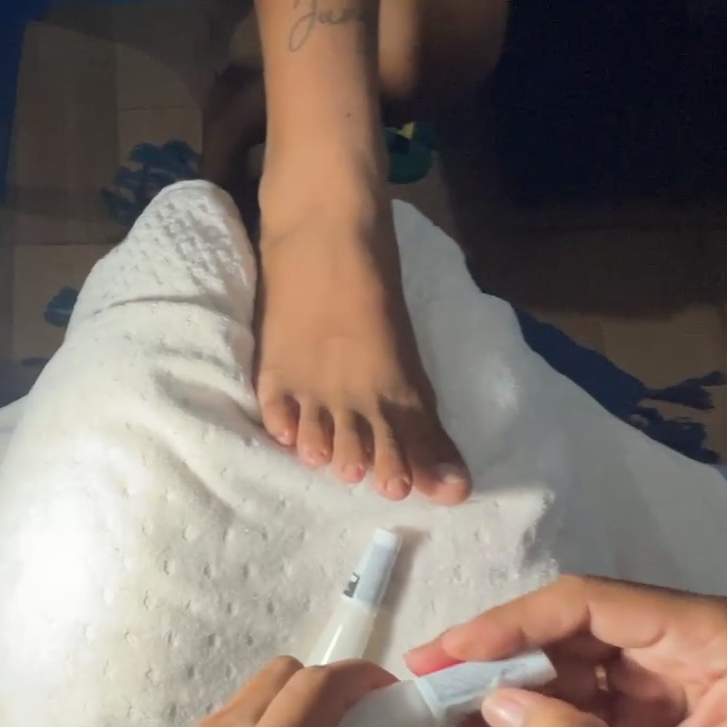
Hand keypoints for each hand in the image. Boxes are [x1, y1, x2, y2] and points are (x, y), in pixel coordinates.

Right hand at [251, 185, 470, 503]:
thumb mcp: (407, 341)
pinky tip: (289, 436)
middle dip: (372, 466)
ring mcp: (306, 384)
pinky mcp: (272, 369)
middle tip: (373, 478)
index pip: (406, 444)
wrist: (324, 233)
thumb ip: (422, 411)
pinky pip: (276, 412)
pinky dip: (284, 427)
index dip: (417, 469)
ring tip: (331, 462)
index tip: (428, 492)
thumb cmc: (376, 273)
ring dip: (328, 453)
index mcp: (393, 384)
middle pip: (360, 447)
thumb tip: (453, 480)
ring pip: (317, 438)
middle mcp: (349, 394)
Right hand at [406, 575, 726, 726]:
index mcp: (720, 635)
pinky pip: (585, 698)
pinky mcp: (663, 707)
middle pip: (572, 630)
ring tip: (451, 713)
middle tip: (432, 676)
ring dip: (511, 690)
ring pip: (569, 662)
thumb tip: (490, 705)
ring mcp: (678, 672)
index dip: (511, 624)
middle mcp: (694, 638)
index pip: (590, 606)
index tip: (450, 652)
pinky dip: (539, 716)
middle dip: (500, 657)